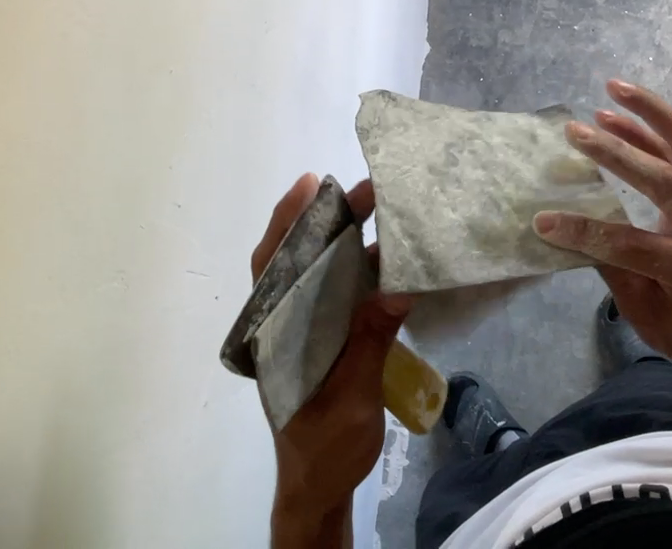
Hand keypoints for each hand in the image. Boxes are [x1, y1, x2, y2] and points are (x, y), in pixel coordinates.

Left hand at [252, 174, 412, 545]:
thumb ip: (369, 343)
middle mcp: (288, 320)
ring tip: (386, 209)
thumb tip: (399, 288)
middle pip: (302, 256)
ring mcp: (310, 326)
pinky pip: (346, 292)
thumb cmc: (324, 447)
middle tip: (368, 189)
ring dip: (351, 239)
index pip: (273, 264)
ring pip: (324, 269)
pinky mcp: (334, 336)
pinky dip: (366, 269)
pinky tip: (392, 256)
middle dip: (330, 219)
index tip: (310, 183)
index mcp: (275, 332)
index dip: (288, 220)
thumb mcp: (349, 400)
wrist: (320, 488)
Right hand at [531, 80, 671, 371]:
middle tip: (574, 132)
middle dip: (617, 155)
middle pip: (668, 182)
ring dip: (650, 113)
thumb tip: (559, 221)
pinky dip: (651, 128)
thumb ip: (608, 262)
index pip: (638, 245)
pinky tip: (615, 112)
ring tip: (612, 87)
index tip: (544, 221)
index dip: (589, 232)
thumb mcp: (640, 309)